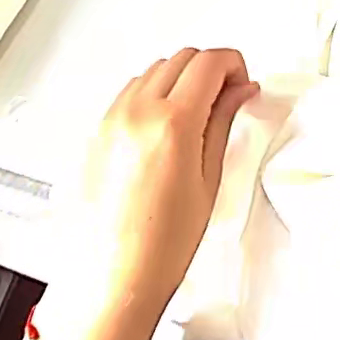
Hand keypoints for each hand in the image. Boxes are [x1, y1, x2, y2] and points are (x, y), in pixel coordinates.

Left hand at [38, 48, 257, 339]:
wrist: (109, 282)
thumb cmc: (158, 248)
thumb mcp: (208, 180)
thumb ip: (224, 122)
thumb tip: (239, 92)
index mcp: (172, 123)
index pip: (210, 62)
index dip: (234, 65)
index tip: (242, 82)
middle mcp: (137, 112)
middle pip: (183, 57)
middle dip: (211, 68)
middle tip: (227, 95)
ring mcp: (112, 119)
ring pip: (156, 68)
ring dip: (182, 77)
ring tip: (198, 111)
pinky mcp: (97, 131)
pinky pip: (131, 89)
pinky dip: (155, 91)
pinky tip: (168, 121)